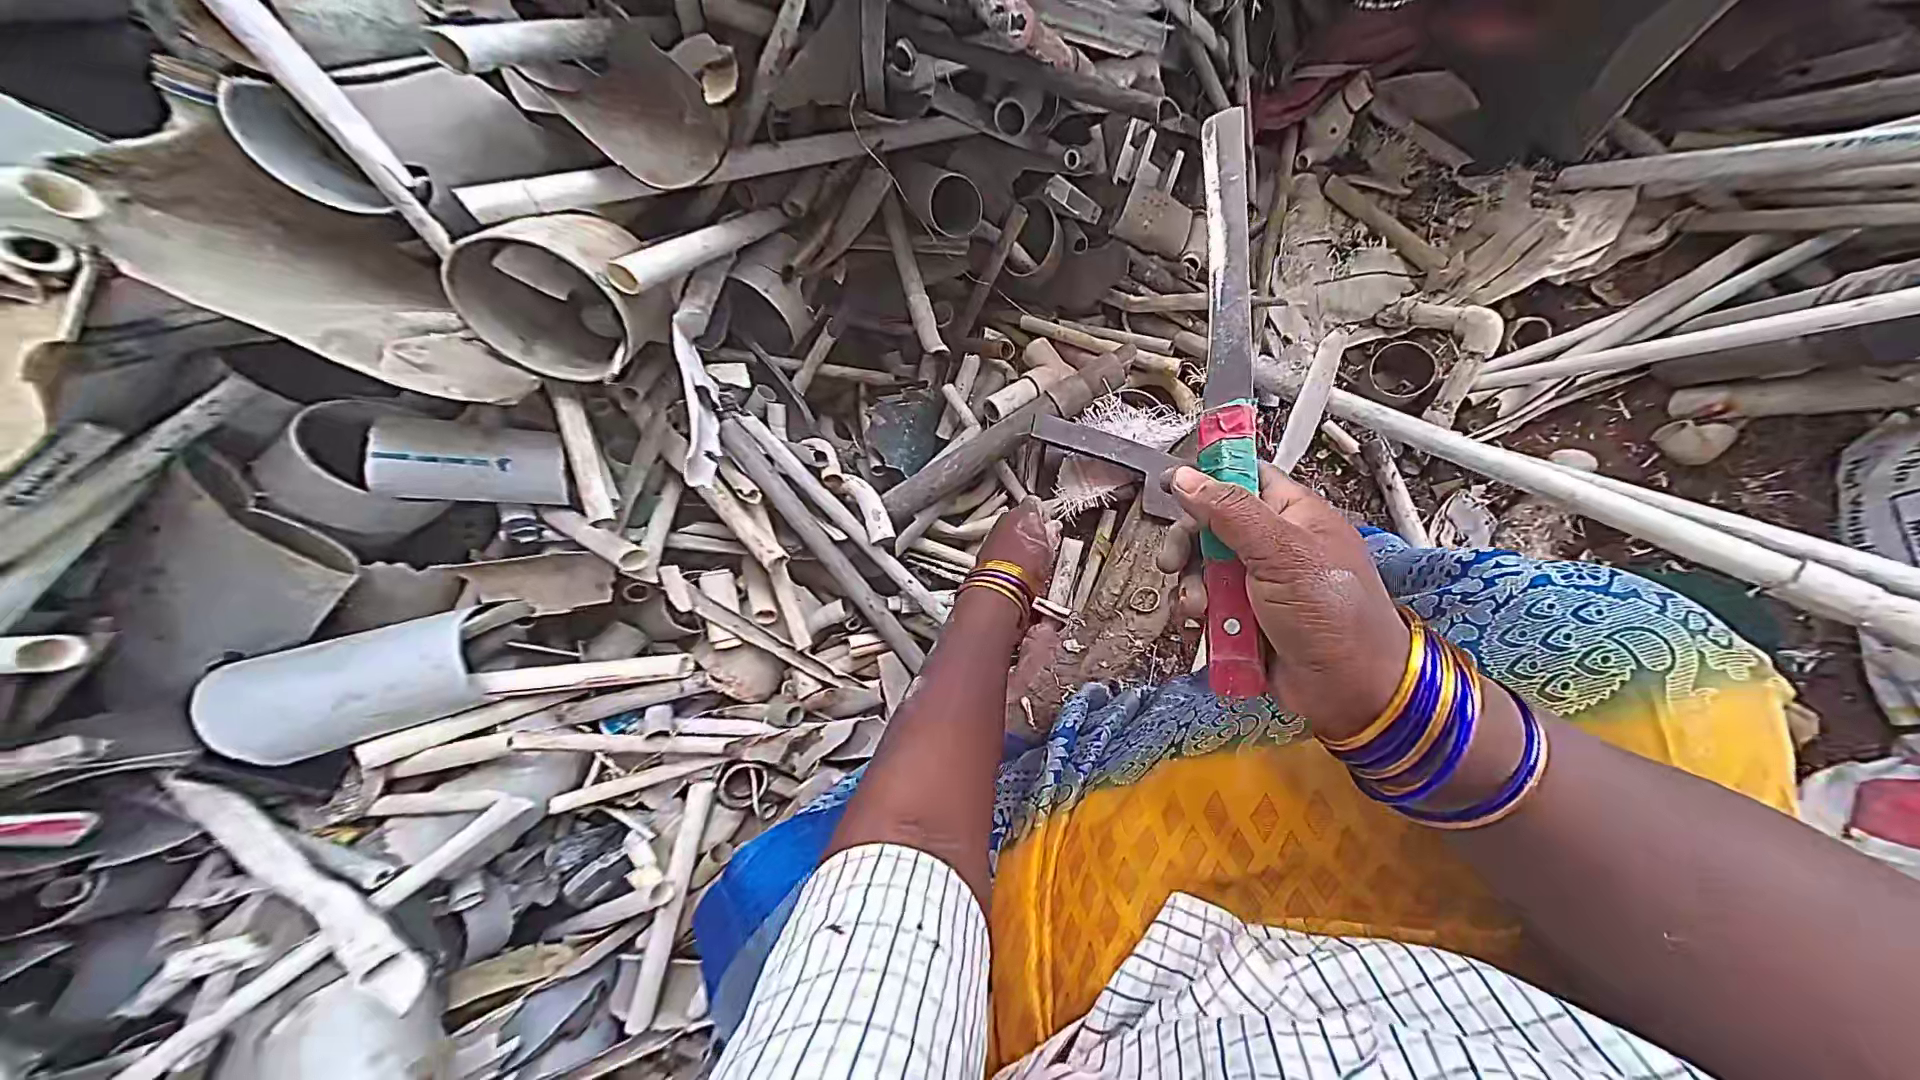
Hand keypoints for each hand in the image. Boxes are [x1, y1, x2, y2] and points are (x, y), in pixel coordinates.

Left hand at [972, 495, 1055, 598]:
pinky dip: (1004, 546)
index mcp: (1026, 512)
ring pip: (1008, 527)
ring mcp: (994, 530)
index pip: (1035, 503)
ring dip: (1016, 535)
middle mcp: (1007, 517)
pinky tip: (1012, 560)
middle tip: (1038, 541)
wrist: (1002, 583)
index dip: (1042, 514)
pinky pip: (998, 540)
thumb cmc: (1027, 567)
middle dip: (1028, 525)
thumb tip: (1053, 529)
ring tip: (1025, 553)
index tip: (1047, 525)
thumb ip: (1051, 534)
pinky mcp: (985, 544)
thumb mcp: (1049, 549)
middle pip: (1020, 515)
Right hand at [1157, 463, 1411, 740]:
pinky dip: (1199, 614)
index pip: (1242, 477)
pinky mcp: (1242, 615)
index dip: (1208, 477)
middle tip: (1178, 560)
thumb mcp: (1283, 553)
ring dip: (1194, 587)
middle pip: (1209, 525)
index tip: (1175, 486)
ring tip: (1203, 606)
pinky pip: (1205, 603)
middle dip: (1189, 545)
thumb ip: (1231, 512)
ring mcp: (1255, 581)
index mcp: (1291, 514)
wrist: (1351, 692)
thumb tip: (1188, 478)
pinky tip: (1207, 624)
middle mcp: (1270, 544)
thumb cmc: (1337, 616)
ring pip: (1201, 568)